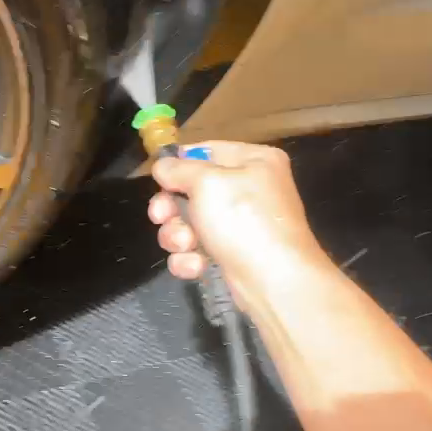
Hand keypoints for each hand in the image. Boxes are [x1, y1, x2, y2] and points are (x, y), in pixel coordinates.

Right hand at [148, 141, 322, 289]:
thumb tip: (162, 165)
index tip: (158, 180)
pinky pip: (197, 251)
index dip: (177, 165)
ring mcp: (239, 225)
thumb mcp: (208, 183)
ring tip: (186, 246)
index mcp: (252, 161)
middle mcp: (247, 189)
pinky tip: (197, 266)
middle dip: (171, 208)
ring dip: (178, 236)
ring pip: (188, 224)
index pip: (205, 151)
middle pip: (190, 191)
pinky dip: (191, 259)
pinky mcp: (230, 255)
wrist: (273, 279)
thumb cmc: (244, 221)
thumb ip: (179, 169)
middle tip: (162, 217)